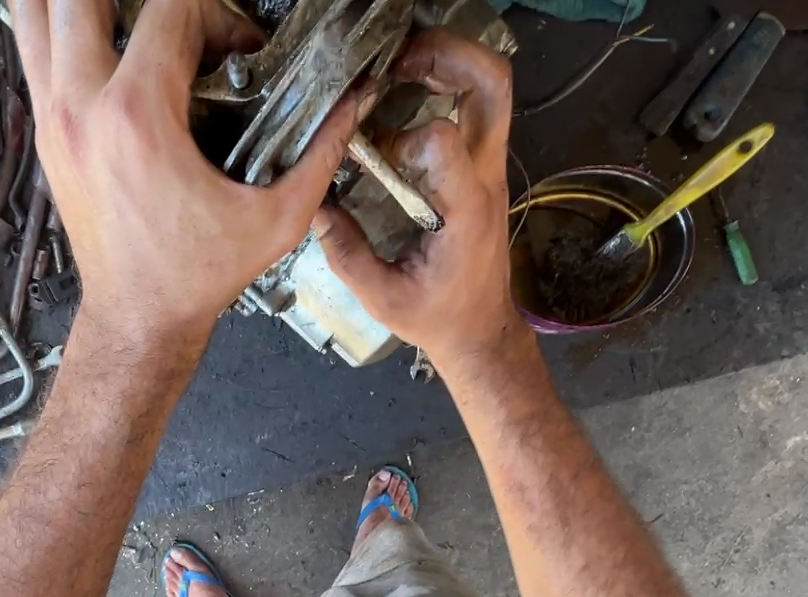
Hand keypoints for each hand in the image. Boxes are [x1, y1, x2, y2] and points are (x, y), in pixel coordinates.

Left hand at [14, 0, 355, 355]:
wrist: (140, 318)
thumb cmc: (192, 279)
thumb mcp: (274, 222)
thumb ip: (319, 157)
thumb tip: (349, 109)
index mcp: (139, 119)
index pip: (172, 8)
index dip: (217, 13)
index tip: (237, 49)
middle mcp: (84, 108)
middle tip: (180, 22)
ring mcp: (54, 119)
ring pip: (35, 8)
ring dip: (81, 0)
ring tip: (125, 18)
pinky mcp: (46, 136)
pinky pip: (31, 49)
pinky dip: (56, 27)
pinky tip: (96, 42)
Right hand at [315, 31, 530, 371]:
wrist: (481, 331)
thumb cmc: (438, 319)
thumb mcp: (383, 298)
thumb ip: (346, 253)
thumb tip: (315, 207)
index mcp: (465, 211)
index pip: (445, 140)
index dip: (406, 134)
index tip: (381, 157)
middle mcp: (487, 178)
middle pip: (492, 85)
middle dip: (448, 54)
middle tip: (398, 61)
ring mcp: (491, 170)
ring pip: (492, 89)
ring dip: (450, 63)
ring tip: (399, 70)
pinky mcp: (485, 172)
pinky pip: (478, 111)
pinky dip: (446, 88)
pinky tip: (405, 101)